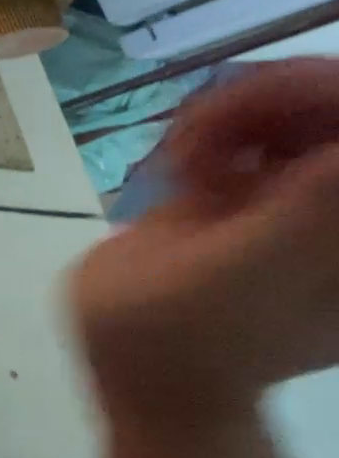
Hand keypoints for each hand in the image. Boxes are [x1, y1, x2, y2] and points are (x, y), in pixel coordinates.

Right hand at [72, 59, 338, 415]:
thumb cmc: (187, 329)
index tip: (238, 112)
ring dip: (223, 115)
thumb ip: (304, 214)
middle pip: (327, 103)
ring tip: (178, 161)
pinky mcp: (245, 190)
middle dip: (259, 100)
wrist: (139, 362)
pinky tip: (175, 168)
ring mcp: (297, 194)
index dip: (314, 94)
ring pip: (283, 107)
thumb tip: (337, 151)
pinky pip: (241, 127)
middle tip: (193, 134)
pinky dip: (202, 131)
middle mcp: (338, 203)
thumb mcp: (243, 275)